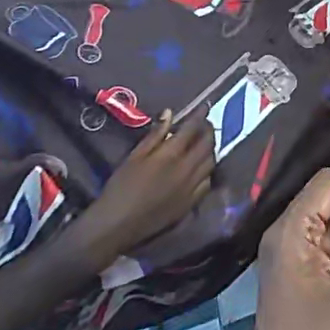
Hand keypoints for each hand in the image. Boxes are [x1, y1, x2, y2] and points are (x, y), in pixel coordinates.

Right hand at [70, 111, 212, 269]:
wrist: (119, 223)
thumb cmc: (122, 186)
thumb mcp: (135, 156)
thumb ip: (155, 135)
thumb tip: (169, 114)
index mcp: (171, 154)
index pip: (192, 129)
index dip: (200, 116)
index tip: (204, 107)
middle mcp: (187, 169)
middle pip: (207, 145)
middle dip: (209, 131)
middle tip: (205, 124)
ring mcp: (191, 188)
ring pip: (210, 163)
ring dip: (210, 149)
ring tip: (204, 143)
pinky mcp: (190, 203)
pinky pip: (207, 183)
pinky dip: (207, 171)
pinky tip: (201, 169)